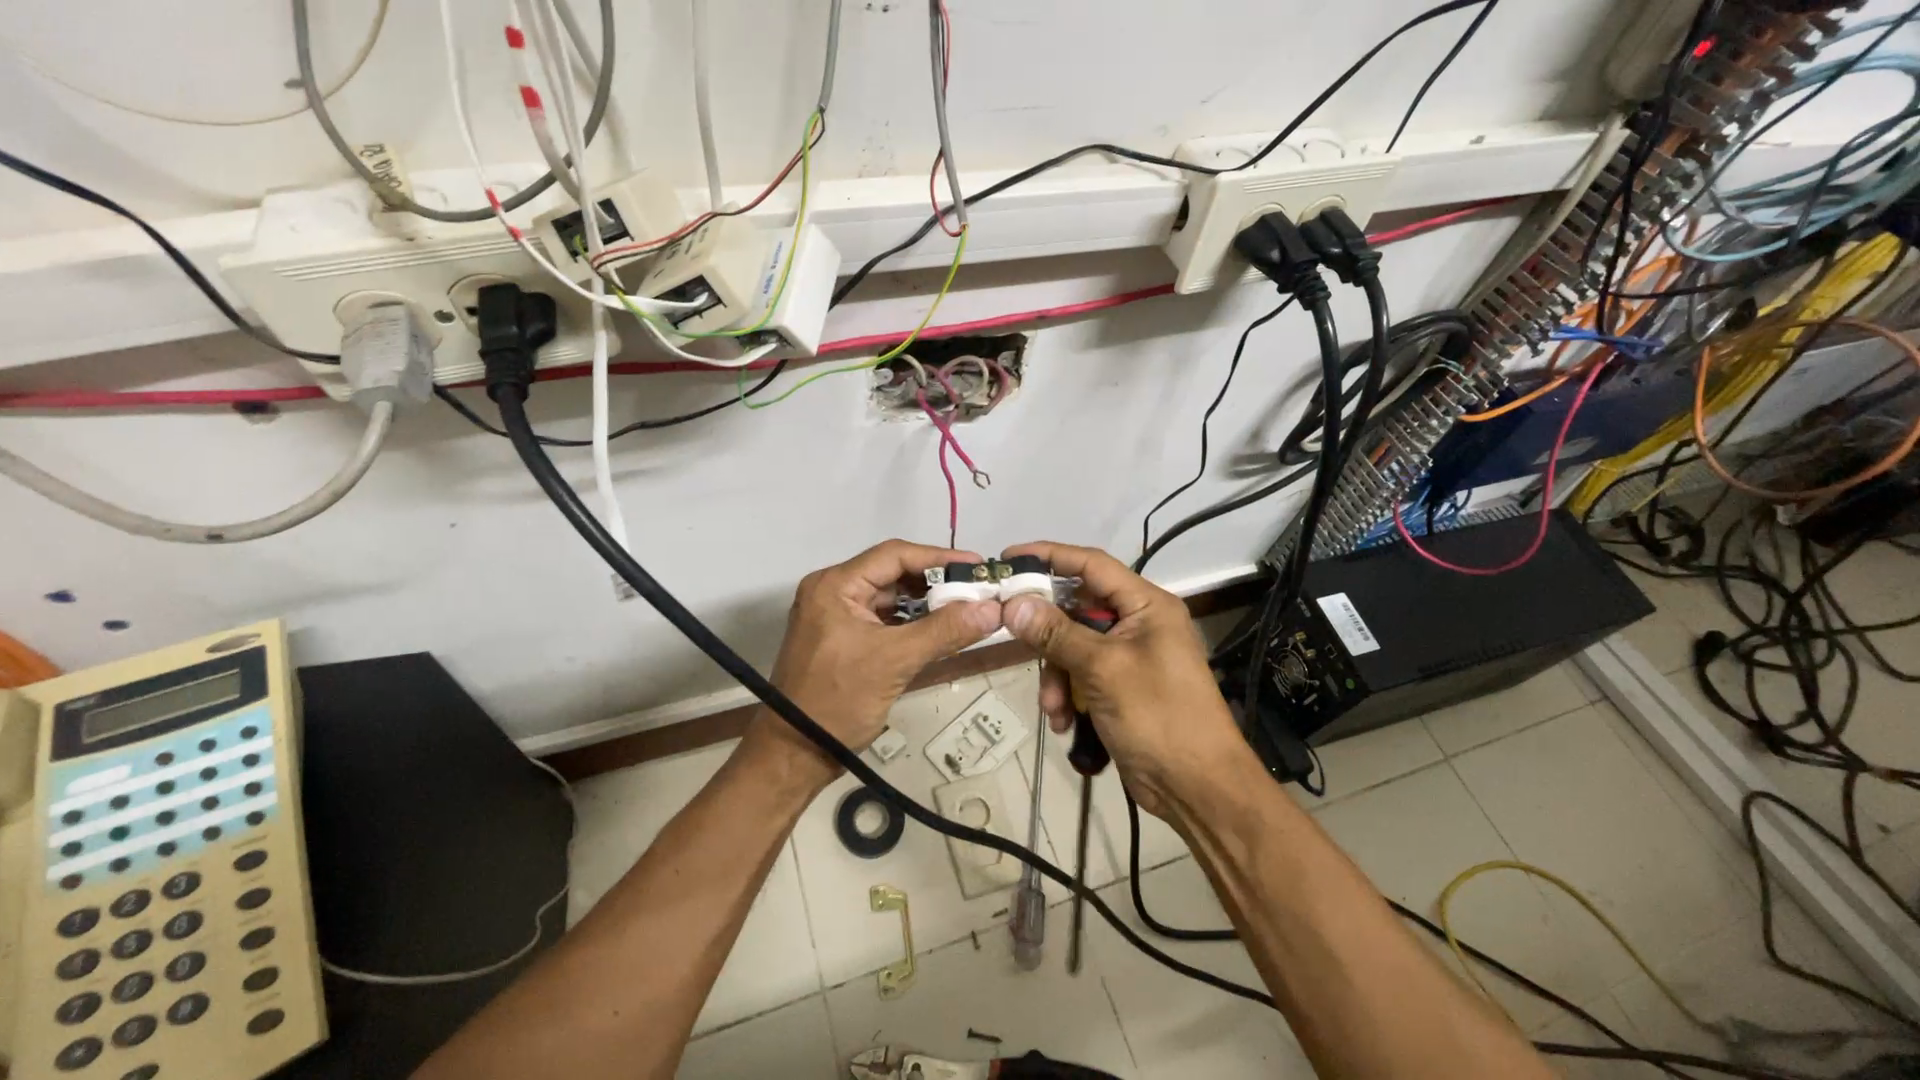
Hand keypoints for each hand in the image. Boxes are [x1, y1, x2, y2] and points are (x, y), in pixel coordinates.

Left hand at [747, 540, 1003, 786]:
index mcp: (835, 585)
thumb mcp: (894, 661)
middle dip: (937, 582)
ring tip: (969, 608)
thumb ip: (944, 631)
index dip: (939, 558)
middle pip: (893, 573)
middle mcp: (833, 592)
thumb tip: (993, 608)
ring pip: (891, 598)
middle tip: (979, 589)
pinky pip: (885, 621)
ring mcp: (836, 617)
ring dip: (928, 604)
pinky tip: (943, 630)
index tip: (979, 565)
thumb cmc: (838, 701)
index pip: (894, 555)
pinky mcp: (843, 640)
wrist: (796, 753)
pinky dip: (913, 624)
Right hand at [999, 541, 1251, 817]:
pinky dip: (1067, 696)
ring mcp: (1130, 657)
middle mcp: (1139, 623)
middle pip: (1076, 608)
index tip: (1008, 560)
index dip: (1049, 556)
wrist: (1196, 787)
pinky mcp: (1120, 689)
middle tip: (1012, 640)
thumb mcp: (1103, 669)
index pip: (1091, 565)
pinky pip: (1080, 677)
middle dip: (1047, 634)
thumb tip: (1013, 604)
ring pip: (1072, 647)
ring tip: (1054, 709)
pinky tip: (1065, 724)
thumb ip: (1056, 633)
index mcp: (1147, 605)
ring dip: (1055, 676)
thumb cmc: (1159, 716)